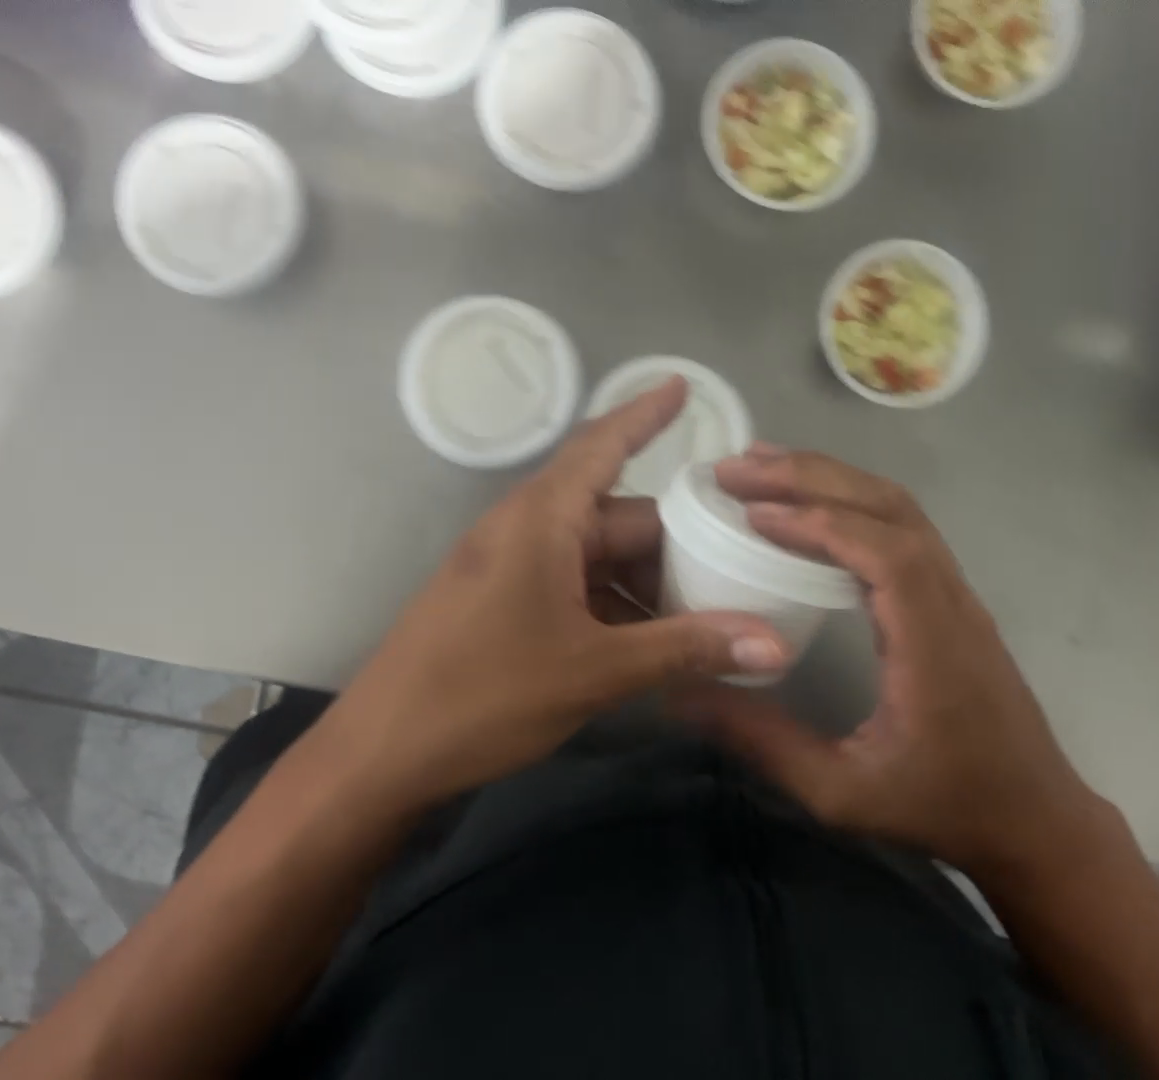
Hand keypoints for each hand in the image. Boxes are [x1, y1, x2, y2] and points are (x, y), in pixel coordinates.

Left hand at [317, 379, 791, 809]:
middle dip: (674, 543)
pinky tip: (652, 644)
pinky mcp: (502, 608)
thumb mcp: (594, 670)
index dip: (645, 414)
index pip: (601, 446)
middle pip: (614, 517)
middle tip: (738, 568)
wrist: (382, 754)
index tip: (683, 386)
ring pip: (595, 559)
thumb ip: (685, 650)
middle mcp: (524, 532)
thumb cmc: (484, 694)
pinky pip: (573, 590)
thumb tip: (776, 644)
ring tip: (708, 616)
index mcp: (540, 519)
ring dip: (646, 585)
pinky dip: (615, 608)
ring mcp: (510, 571)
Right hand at [674, 446, 1105, 874]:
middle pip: (892, 509)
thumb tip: (684, 694)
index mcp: (932, 645)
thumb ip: (762, 741)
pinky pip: (905, 531)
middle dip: (812, 477)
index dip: (817, 521)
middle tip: (737, 468)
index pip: (884, 552)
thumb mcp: (839, 792)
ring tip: (764, 469)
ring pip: (902, 511)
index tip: (752, 511)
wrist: (1034, 822)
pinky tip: (808, 510)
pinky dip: (852, 505)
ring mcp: (958, 598)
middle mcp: (952, 604)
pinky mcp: (953, 603)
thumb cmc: (941, 809)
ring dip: (833, 480)